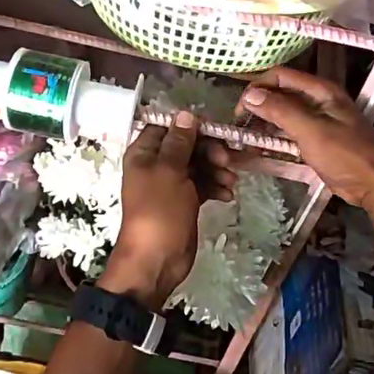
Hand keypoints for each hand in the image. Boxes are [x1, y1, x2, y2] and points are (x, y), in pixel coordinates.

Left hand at [102, 112, 235, 307]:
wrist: (157, 260)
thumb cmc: (159, 211)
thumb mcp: (169, 171)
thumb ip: (179, 142)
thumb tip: (186, 114)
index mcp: (144, 153)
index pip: (167, 127)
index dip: (190, 125)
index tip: (214, 129)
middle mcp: (156, 165)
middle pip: (186, 145)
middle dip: (208, 150)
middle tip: (227, 160)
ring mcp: (171, 184)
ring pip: (198, 165)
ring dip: (216, 169)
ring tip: (230, 182)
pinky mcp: (184, 201)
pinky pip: (202, 185)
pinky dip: (215, 187)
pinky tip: (227, 195)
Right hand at [235, 68, 373, 214]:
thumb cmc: (347, 155)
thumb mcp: (311, 130)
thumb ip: (281, 110)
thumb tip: (250, 95)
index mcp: (321, 90)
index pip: (280, 77)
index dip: (257, 88)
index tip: (241, 111)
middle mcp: (319, 100)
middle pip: (280, 94)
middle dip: (257, 106)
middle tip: (240, 128)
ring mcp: (319, 120)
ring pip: (283, 114)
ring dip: (264, 123)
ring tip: (246, 140)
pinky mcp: (318, 140)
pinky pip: (290, 132)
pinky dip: (274, 137)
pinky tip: (261, 149)